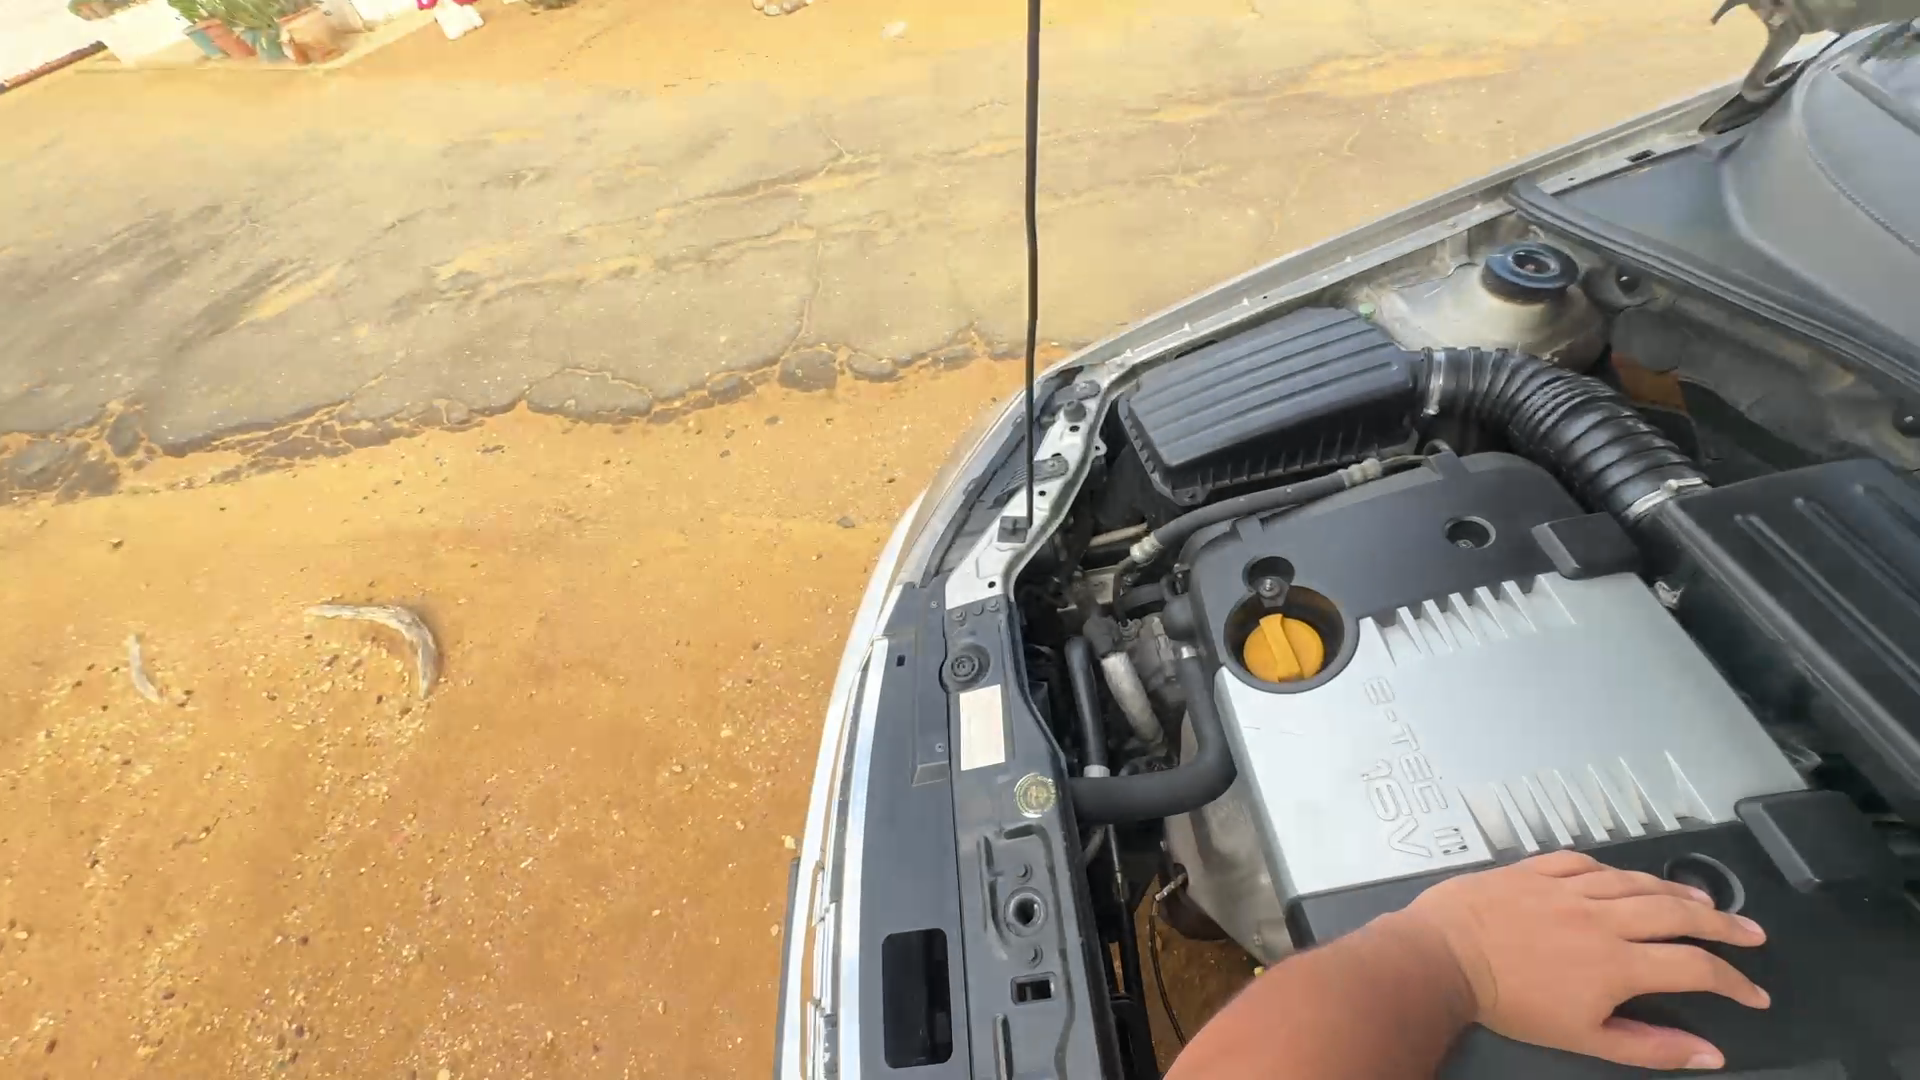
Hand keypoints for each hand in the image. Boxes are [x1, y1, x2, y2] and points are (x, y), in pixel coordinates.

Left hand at [1386, 850, 1769, 1070]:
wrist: (1443, 953)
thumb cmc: (1509, 1001)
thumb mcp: (1584, 1038)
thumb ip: (1650, 1046)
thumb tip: (1711, 1053)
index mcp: (1617, 963)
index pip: (1695, 968)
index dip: (1735, 981)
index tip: (1755, 993)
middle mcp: (1596, 918)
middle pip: (1672, 913)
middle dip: (1720, 924)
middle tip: (1751, 930)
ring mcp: (1559, 887)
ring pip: (1627, 881)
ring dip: (1669, 890)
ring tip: (1698, 900)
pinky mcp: (1526, 870)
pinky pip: (1576, 861)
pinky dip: (1607, 868)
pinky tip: (1620, 875)